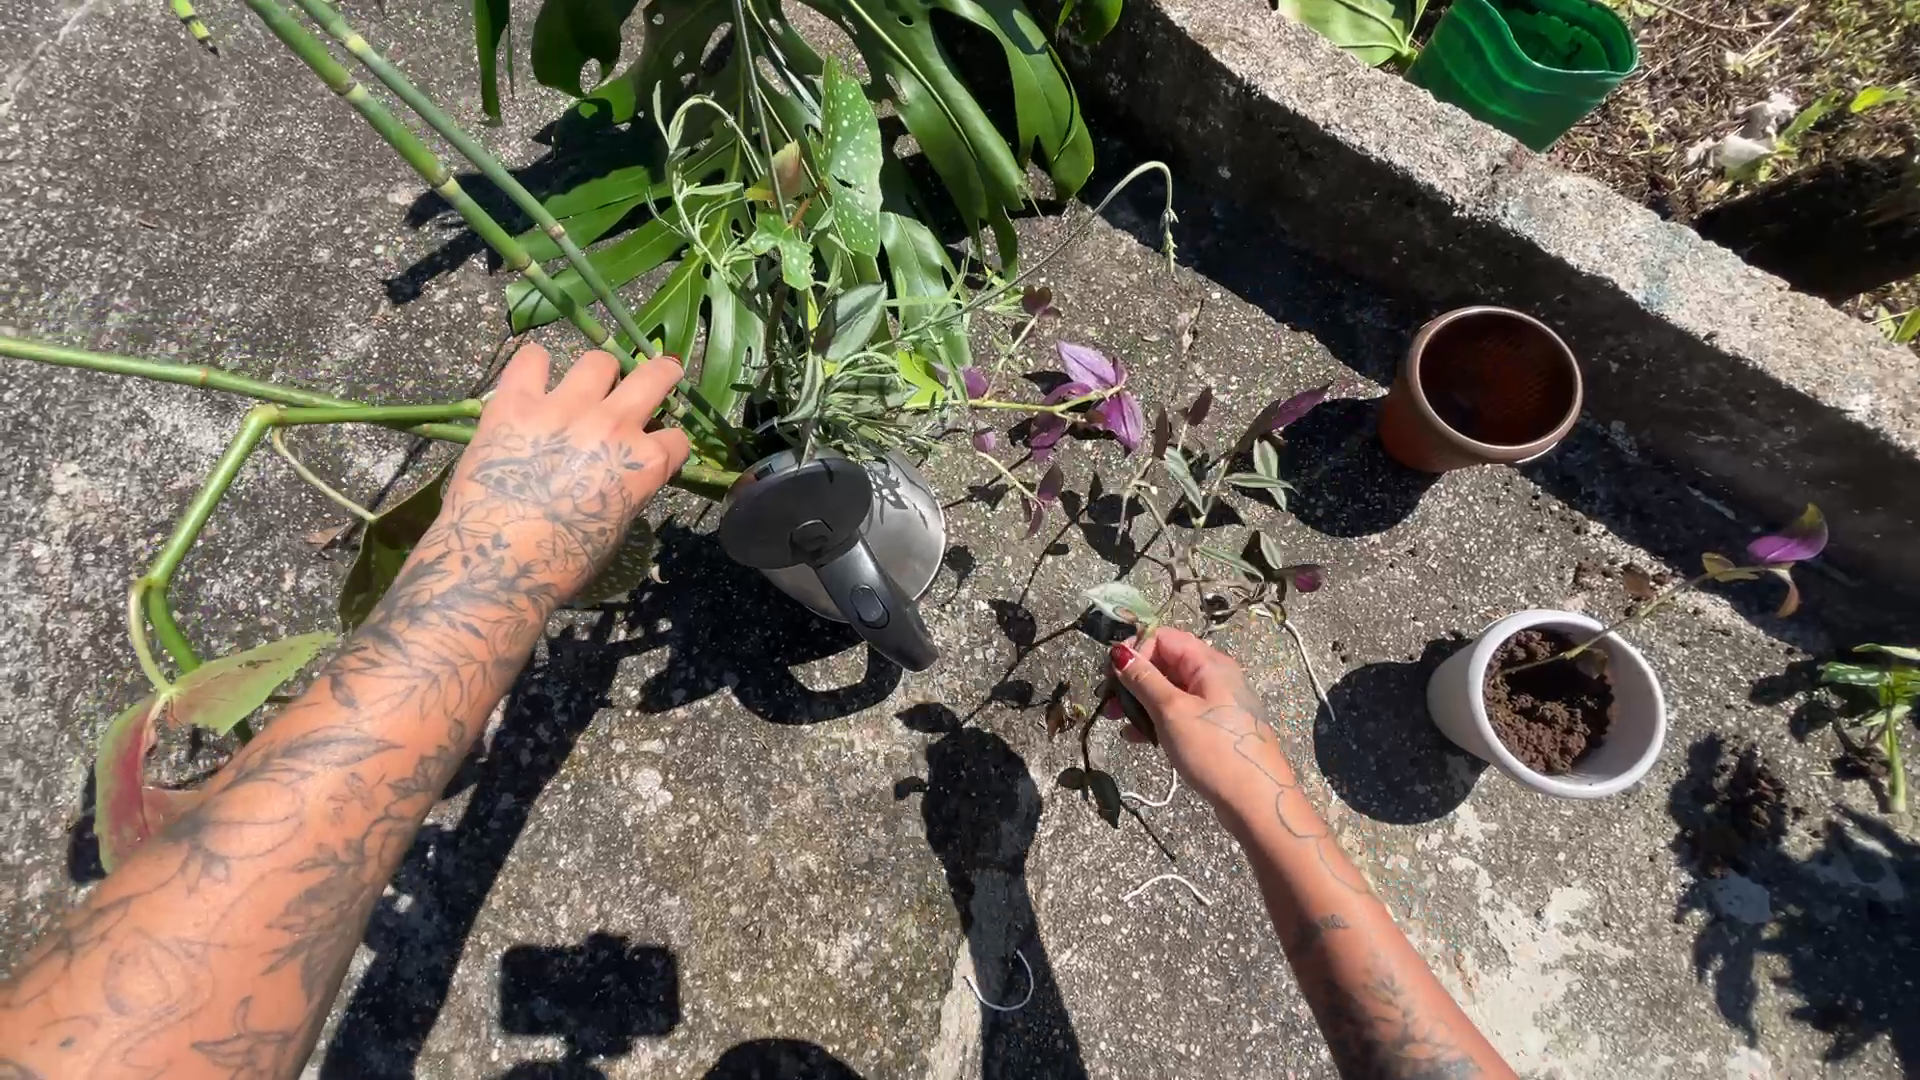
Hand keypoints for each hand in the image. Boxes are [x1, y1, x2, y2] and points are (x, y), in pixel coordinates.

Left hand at [430, 344, 689, 605]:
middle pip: (655, 379)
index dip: (668, 444)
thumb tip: (622, 472)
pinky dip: (536, 364)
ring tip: (591, 382)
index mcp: (646, 462)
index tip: (658, 447)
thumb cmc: (566, 560)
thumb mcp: (619, 524)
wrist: (498, 562)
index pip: (677, 439)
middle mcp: (614, 425)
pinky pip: (531, 360)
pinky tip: (536, 374)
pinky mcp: (515, 403)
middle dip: (664, 373)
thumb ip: (630, 486)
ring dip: (601, 371)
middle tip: (663, 372)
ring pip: (599, 361)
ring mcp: (565, 409)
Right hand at [1109, 627, 1293, 814]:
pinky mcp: (1214, 728)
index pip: (1164, 637)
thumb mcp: (1172, 711)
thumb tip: (1120, 652)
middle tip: (1108, 701)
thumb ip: (1143, 679)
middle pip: (1165, 663)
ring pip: (1169, 690)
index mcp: (1209, 663)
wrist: (1258, 803)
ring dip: (1140, 701)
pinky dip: (1156, 719)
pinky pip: (1178, 712)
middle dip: (1133, 679)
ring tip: (1117, 721)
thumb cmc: (1214, 750)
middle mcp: (1214, 676)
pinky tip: (1138, 737)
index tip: (1113, 675)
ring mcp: (1215, 703)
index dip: (1136, 650)